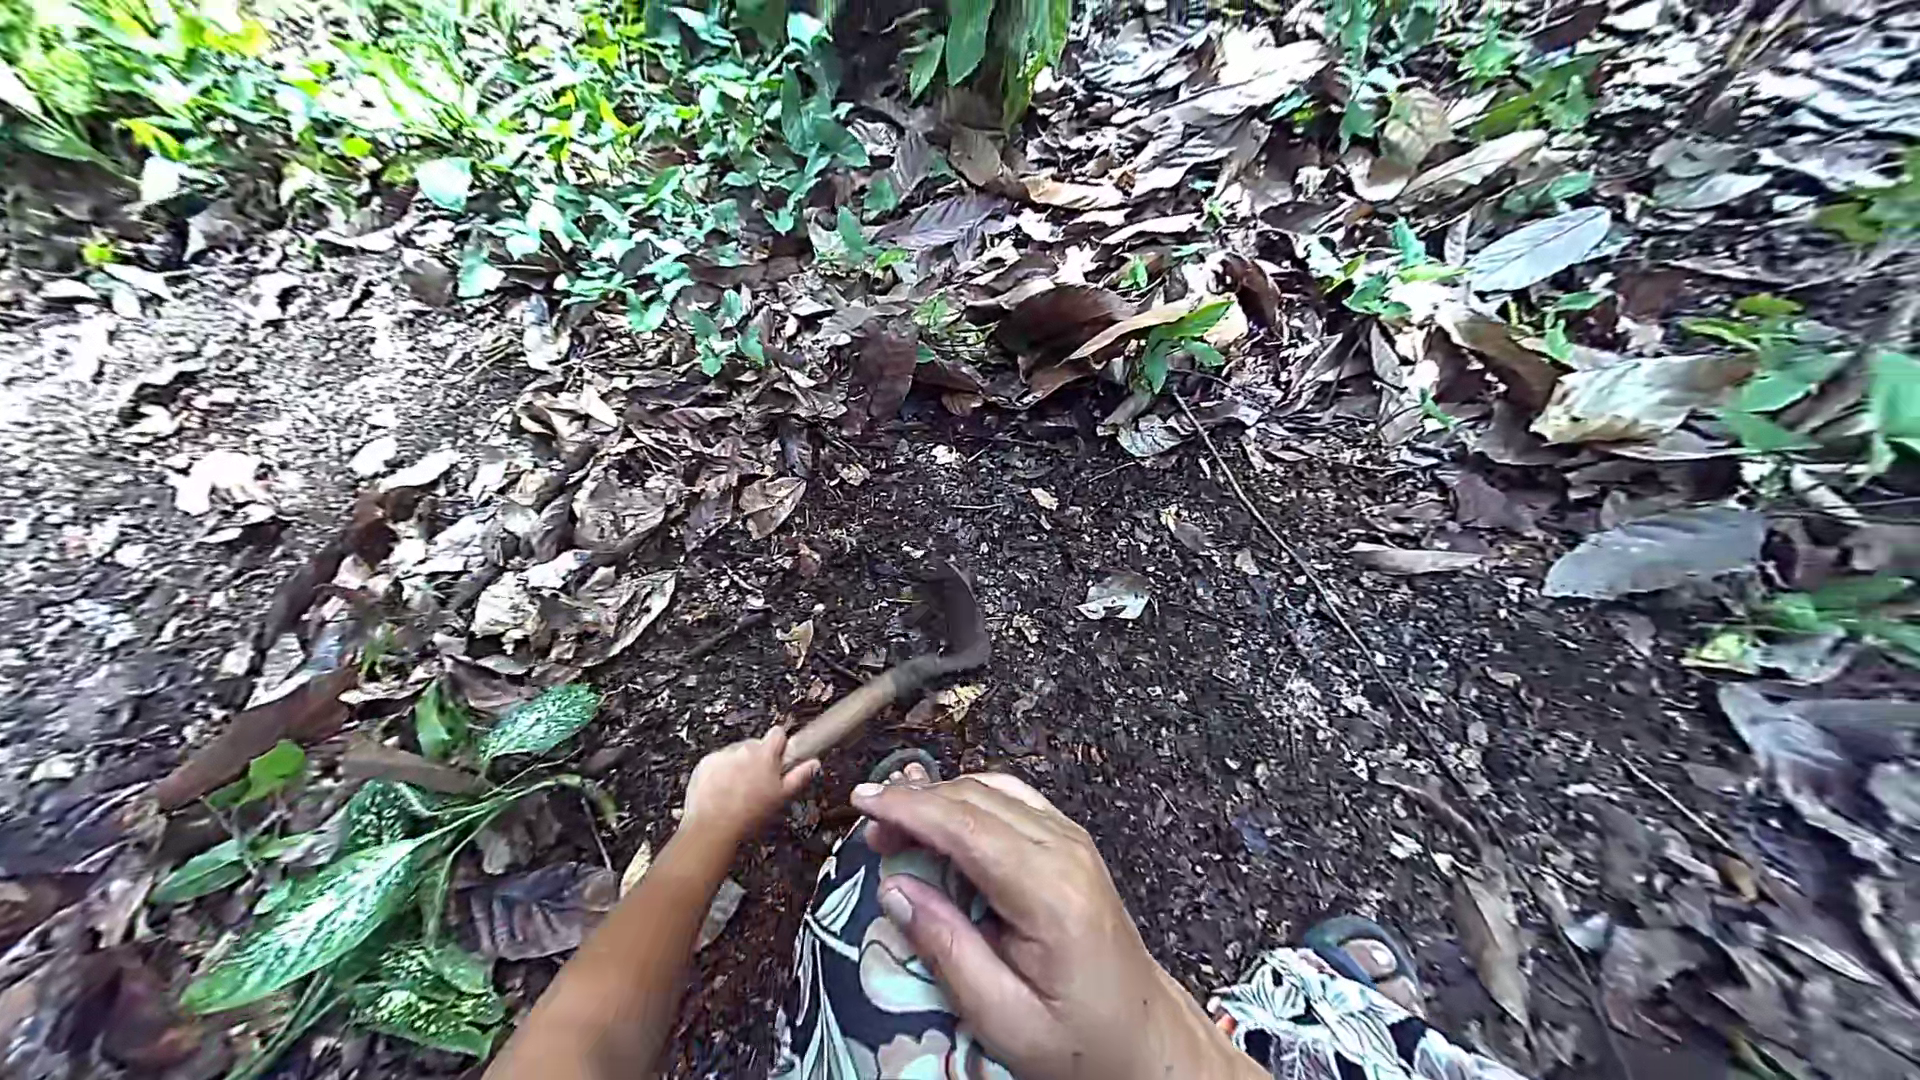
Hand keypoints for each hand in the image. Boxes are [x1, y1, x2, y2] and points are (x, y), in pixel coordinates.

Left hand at [681, 726, 818, 841]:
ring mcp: (723, 755)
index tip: (777, 757)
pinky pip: (717, 761)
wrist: (712, 828)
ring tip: (736, 790)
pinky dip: (719, 771)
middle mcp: (744, 749)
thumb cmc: (748, 815)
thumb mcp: (781, 797)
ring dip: (738, 765)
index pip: (778, 733)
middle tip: (757, 782)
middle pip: (755, 745)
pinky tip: (721, 790)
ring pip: (735, 753)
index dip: (779, 745)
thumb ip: (800, 776)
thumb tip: (814, 763)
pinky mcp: (706, 763)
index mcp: (766, 754)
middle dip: (757, 759)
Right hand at [851, 774, 1259, 1079]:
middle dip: (914, 800)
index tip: (862, 800)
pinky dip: (968, 797)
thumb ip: (946, 947)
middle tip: (869, 824)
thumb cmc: (1077, 1039)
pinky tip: (943, 814)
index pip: (965, 826)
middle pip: (974, 799)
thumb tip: (894, 888)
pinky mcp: (1069, 838)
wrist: (1145, 1034)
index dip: (909, 807)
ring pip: (991, 789)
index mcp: (1048, 892)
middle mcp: (1063, 848)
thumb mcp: (1004, 1018)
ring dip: (938, 796)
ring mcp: (1070, 836)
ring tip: (896, 821)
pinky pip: (1011, 797)